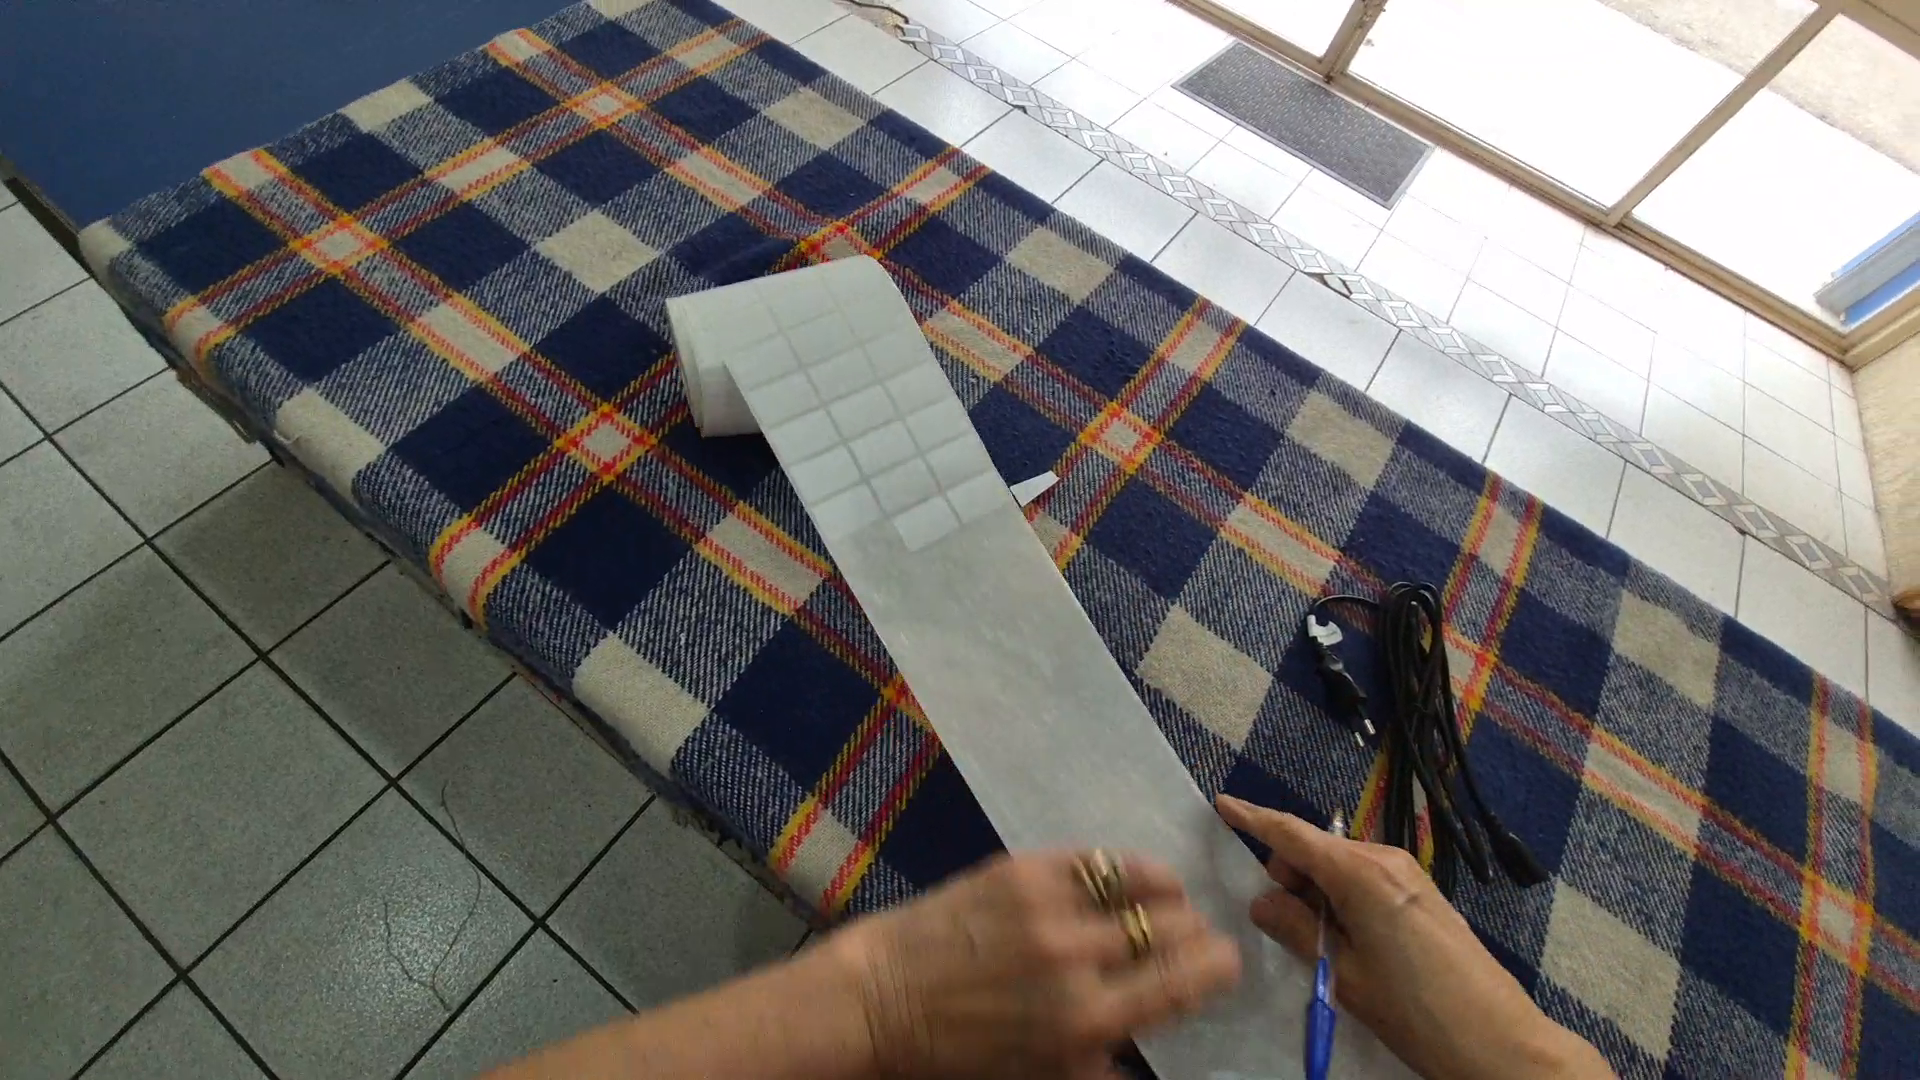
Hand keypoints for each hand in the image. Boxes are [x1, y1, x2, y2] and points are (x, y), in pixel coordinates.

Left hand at [820, 851, 1241, 1078]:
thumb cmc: (960, 1051)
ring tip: (1175, 896)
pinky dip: (1124, 863)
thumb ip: (1098, 1060)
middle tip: (1201, 931)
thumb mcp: (1039, 1074)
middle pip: (1166, 928)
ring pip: (1137, 883)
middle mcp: (1077, 957)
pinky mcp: (1021, 867)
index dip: (1215, 968)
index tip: (1228, 959)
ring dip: (1168, 891)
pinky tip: (1134, 869)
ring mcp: (1048, 903)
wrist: (887, 994)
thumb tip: (1142, 1042)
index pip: (1178, 984)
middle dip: (1196, 930)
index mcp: (1088, 1021)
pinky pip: (1092, 857)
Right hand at [1215, 795, 1611, 1079]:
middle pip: (1314, 849)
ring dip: (1317, 891)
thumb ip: (1295, 929)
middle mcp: (1383, 860)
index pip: (1292, 835)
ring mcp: (1407, 874)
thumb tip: (1262, 902)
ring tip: (1326, 944)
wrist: (1509, 1051)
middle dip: (1289, 874)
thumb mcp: (1345, 975)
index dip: (1253, 819)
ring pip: (1338, 865)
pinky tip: (1352, 939)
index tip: (1222, 803)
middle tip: (1287, 924)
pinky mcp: (1421, 893)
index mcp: (1360, 874)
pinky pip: (1363, 878)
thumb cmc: (1418, 1012)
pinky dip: (1342, 897)